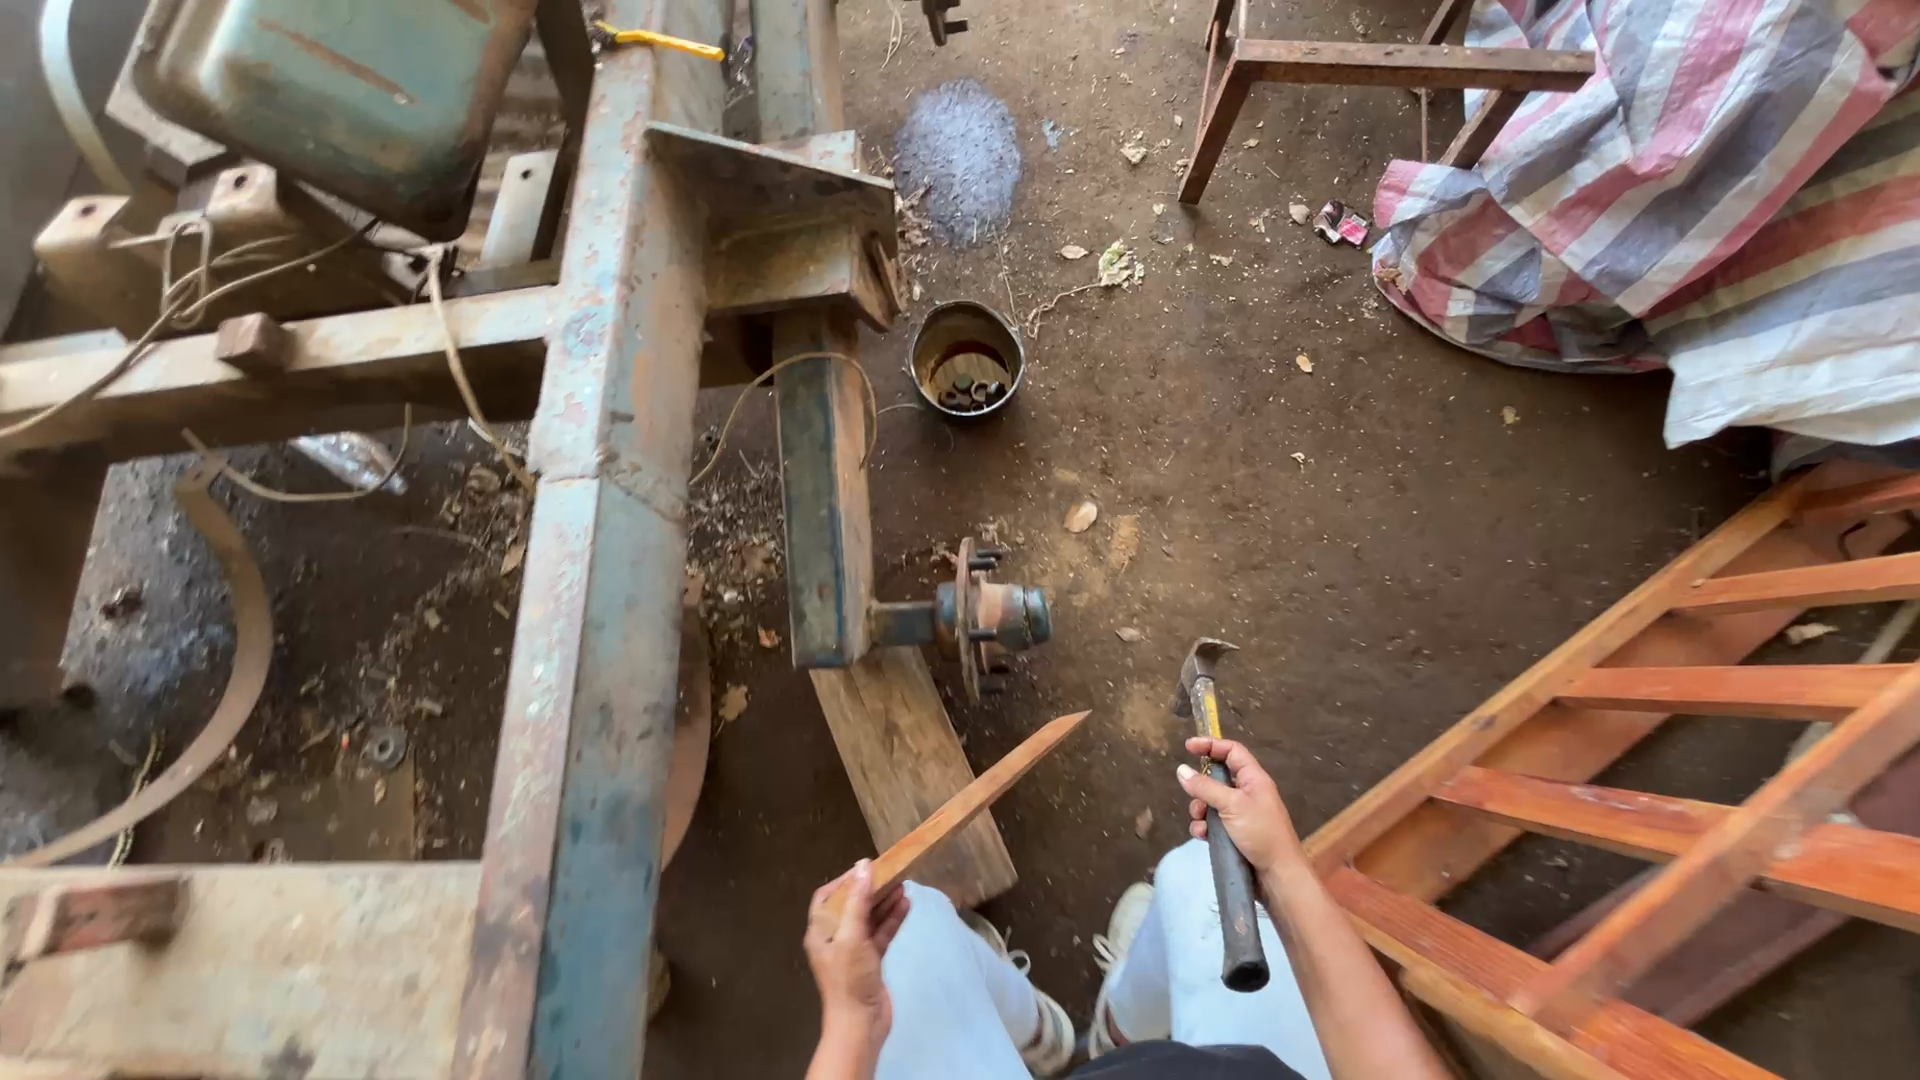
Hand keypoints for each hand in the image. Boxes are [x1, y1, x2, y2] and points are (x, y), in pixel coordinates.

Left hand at [805, 859, 910, 1071]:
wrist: (860, 1025)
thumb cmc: (850, 978)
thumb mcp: (852, 936)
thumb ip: (858, 899)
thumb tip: (863, 865)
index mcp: (821, 932)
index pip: (828, 897)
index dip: (845, 881)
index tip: (866, 868)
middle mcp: (835, 938)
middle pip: (852, 905)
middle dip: (870, 889)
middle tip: (891, 872)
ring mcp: (853, 950)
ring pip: (869, 918)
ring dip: (884, 902)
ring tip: (903, 884)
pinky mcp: (870, 961)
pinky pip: (881, 933)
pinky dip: (892, 920)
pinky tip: (906, 906)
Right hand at [1178, 736, 1304, 873]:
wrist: (1279, 877)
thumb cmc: (1261, 833)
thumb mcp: (1232, 805)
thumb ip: (1205, 787)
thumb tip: (1181, 770)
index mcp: (1254, 779)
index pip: (1232, 751)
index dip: (1211, 745)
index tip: (1188, 747)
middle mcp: (1248, 793)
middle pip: (1217, 777)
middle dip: (1201, 786)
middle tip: (1192, 794)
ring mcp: (1241, 814)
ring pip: (1211, 801)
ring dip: (1200, 809)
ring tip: (1200, 821)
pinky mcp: (1235, 833)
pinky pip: (1213, 822)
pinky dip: (1205, 826)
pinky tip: (1204, 836)